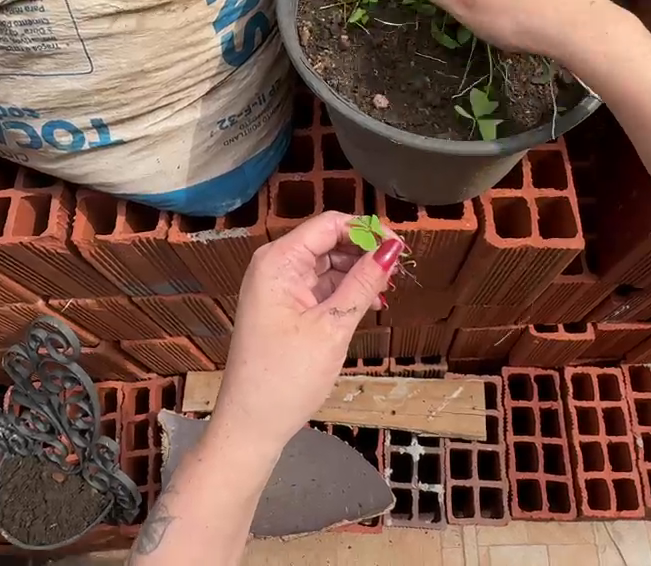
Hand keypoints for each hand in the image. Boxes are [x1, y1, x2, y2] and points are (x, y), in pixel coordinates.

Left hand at [210, 212, 402, 451]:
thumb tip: (392, 248)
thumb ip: (363, 283)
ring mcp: (279, 285)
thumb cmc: (287, 376)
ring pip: (327, 262)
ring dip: (357, 272)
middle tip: (398, 273)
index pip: (330, 224)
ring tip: (387, 290)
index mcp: (279, 260)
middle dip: (364, 251)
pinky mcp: (285, 305)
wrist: (250, 427)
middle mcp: (276, 264)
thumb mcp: (333, 327)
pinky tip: (370, 304)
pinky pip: (321, 285)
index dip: (367, 230)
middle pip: (328, 240)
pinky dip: (345, 290)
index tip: (400, 248)